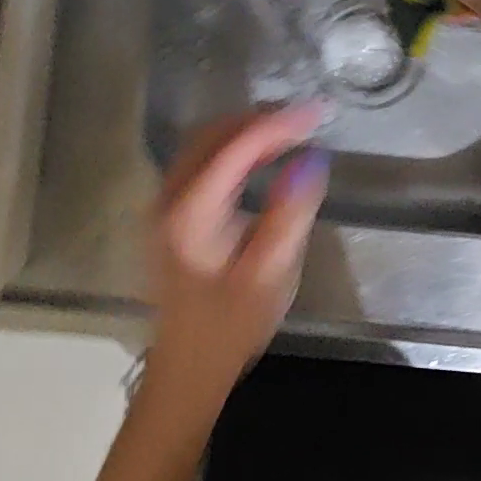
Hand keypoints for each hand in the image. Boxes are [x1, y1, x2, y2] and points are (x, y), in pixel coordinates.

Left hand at [146, 105, 330, 397]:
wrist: (187, 367)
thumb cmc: (231, 328)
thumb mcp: (271, 274)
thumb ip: (290, 213)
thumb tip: (311, 160)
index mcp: (191, 212)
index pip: (236, 147)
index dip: (279, 124)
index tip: (319, 113)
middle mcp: (167, 199)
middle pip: (212, 135)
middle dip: (260, 119)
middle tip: (305, 119)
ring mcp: (161, 205)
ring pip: (201, 144)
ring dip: (244, 131)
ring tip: (289, 131)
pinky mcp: (166, 215)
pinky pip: (198, 161)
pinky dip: (230, 149)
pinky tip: (258, 157)